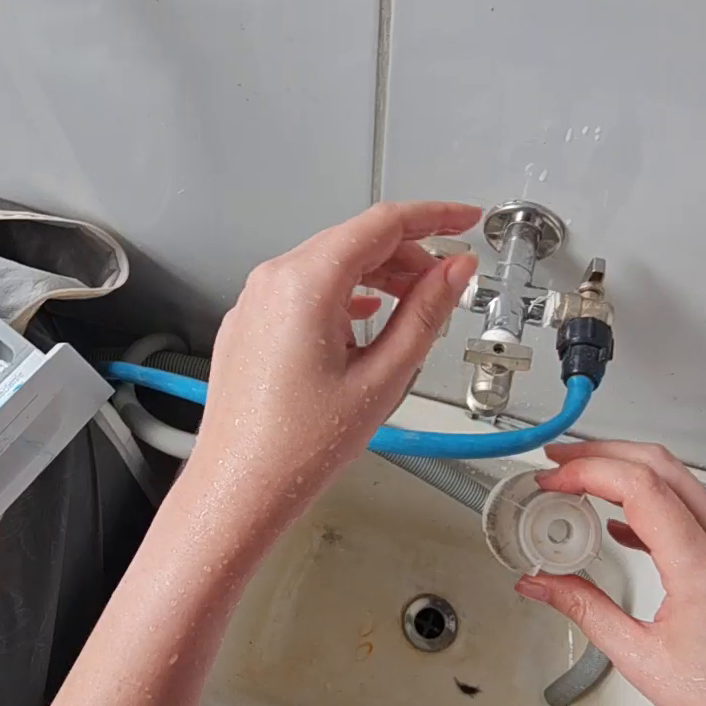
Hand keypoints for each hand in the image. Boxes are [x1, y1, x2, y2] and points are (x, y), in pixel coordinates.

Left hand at [183, 201, 481, 537]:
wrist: (239, 489)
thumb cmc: (298, 447)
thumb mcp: (382, 377)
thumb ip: (425, 313)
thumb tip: (455, 270)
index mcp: (306, 282)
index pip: (382, 223)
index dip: (434, 216)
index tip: (465, 219)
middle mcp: (272, 280)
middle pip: (354, 240)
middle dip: (408, 251)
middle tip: (448, 275)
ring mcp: (255, 301)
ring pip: (328, 264)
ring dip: (377, 274)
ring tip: (415, 300)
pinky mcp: (249, 324)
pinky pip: (303, 290)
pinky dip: (343, 294)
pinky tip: (365, 315)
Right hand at [514, 440, 705, 705]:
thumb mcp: (640, 660)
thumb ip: (583, 609)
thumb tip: (541, 584)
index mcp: (705, 569)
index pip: (640, 486)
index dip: (588, 471)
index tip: (554, 479)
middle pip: (661, 465)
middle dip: (604, 452)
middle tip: (562, 458)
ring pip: (682, 482)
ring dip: (629, 472)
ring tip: (585, 483)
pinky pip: (697, 512)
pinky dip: (655, 503)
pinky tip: (625, 524)